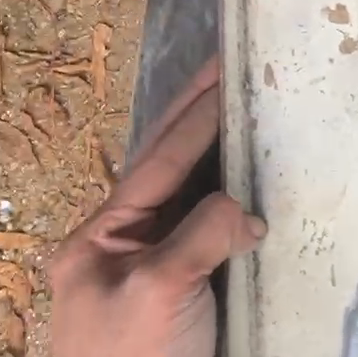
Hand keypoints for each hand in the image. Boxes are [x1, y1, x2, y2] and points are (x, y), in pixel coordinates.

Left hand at [51, 58, 262, 356]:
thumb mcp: (155, 295)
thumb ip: (199, 235)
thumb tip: (248, 210)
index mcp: (101, 238)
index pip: (160, 160)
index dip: (200, 114)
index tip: (234, 69)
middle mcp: (126, 240)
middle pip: (167, 159)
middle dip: (198, 110)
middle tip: (231, 62)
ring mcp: (156, 260)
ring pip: (190, 185)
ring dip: (218, 142)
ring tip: (247, 99)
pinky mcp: (189, 282)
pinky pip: (213, 219)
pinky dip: (235, 186)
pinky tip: (257, 168)